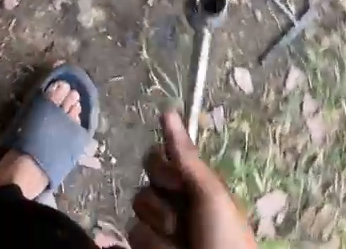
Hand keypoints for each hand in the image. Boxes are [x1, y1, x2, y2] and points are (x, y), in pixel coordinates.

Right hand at [128, 110, 258, 248]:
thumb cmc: (224, 241)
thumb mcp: (211, 196)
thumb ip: (184, 156)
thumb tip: (166, 110)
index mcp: (191, 191)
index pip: (156, 161)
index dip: (162, 171)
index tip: (177, 183)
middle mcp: (173, 213)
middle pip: (142, 192)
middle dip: (159, 210)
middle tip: (180, 227)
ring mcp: (159, 242)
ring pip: (135, 226)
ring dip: (156, 242)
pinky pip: (122, 248)